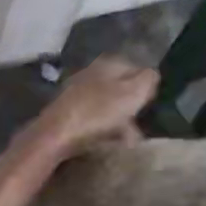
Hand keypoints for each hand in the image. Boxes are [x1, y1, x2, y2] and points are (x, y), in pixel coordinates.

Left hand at [19, 56, 157, 162]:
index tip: (150, 109)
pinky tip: (106, 143)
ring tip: (126, 141)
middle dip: (132, 109)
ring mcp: (76, 94)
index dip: (148, 90)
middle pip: (121, 90)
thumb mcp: (133, 92)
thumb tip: (151, 76)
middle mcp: (90, 73)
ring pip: (107, 107)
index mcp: (108, 62)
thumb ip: (148, 79)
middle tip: (138, 129)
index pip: (138, 70)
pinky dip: (101, 131)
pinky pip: (92, 121)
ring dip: (119, 124)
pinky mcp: (65, 115)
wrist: (54, 136)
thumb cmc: (97, 113)